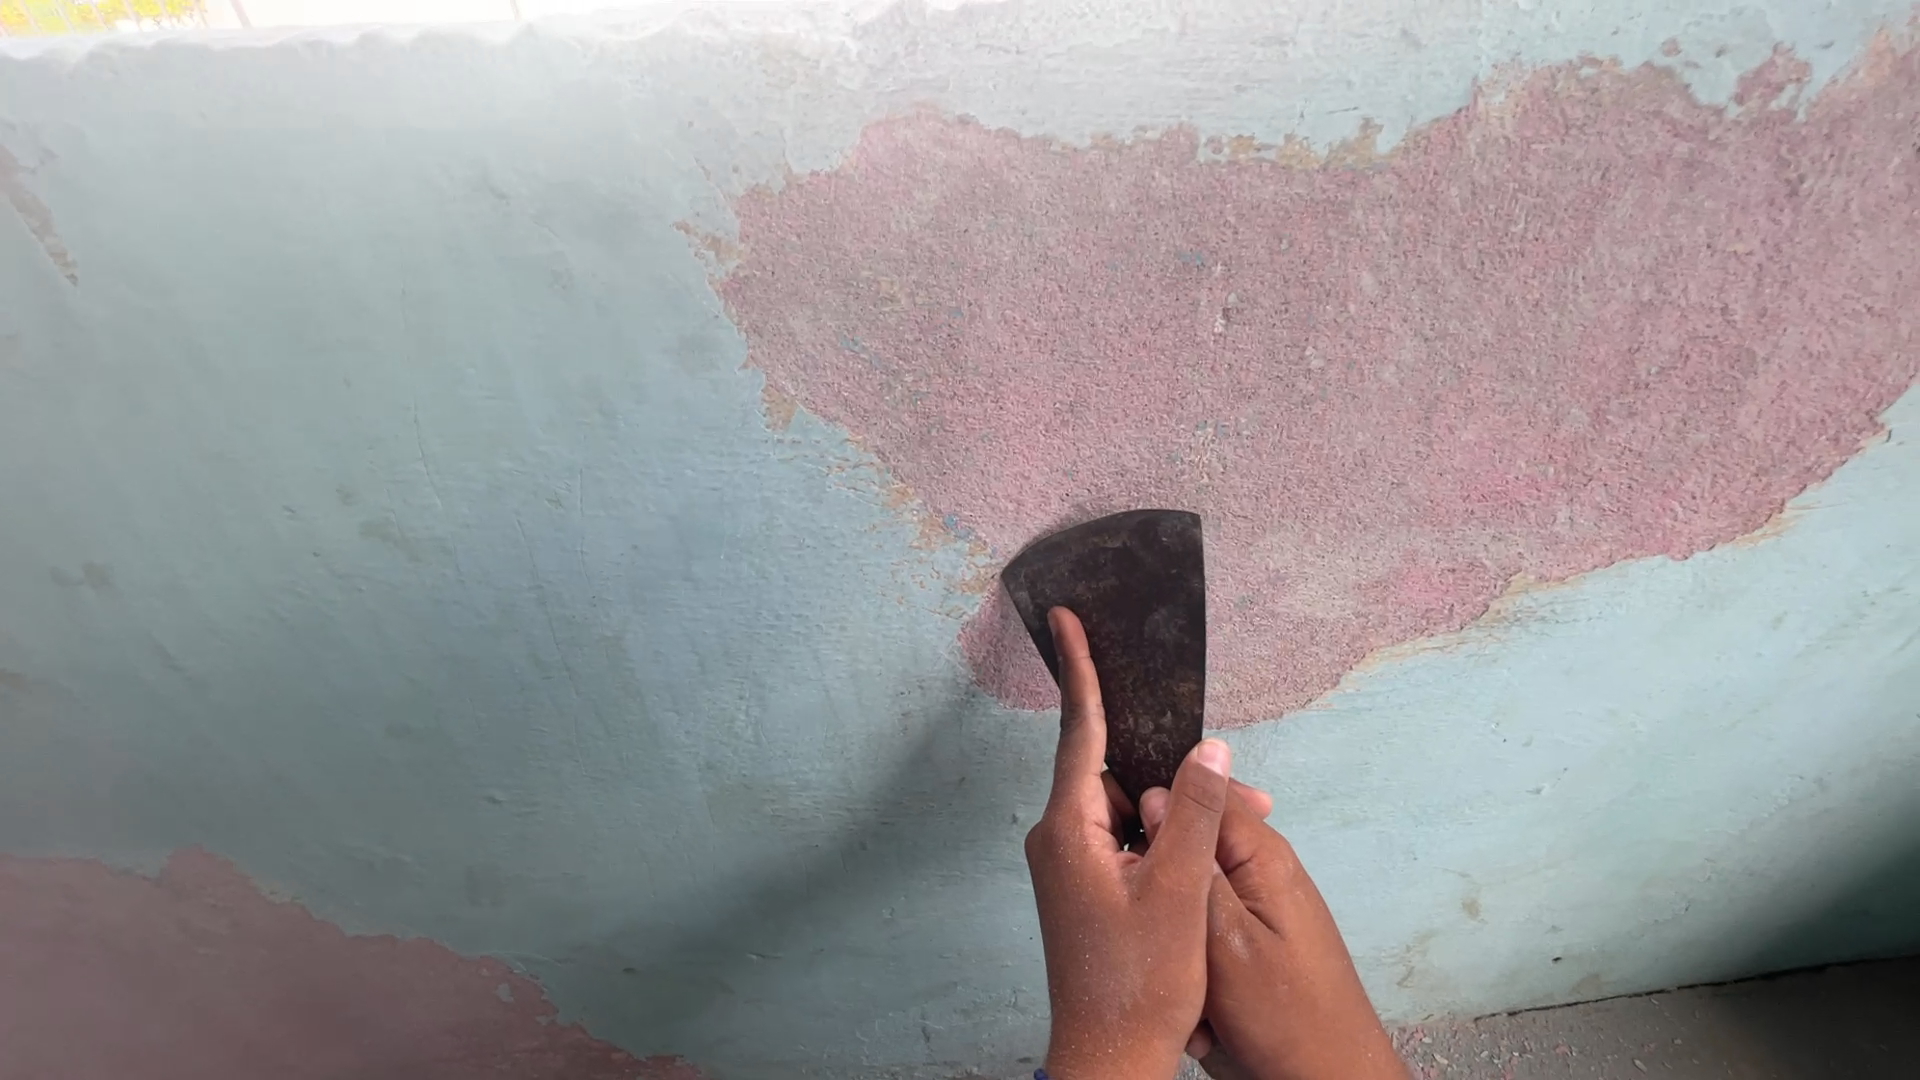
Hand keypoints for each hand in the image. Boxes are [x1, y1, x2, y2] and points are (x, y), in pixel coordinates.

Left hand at [1025, 607, 1233, 1079]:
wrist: (1109, 1058)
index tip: (1065, 619)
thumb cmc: (1139, 984)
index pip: (1078, 729)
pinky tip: (1199, 842)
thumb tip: (1211, 748)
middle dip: (1165, 762)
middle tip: (1227, 772)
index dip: (1079, 669)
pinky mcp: (1086, 881)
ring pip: (1126, 805)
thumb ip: (1194, 813)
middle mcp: (1060, 834)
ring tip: (1232, 813)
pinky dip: (1161, 833)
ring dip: (1173, 807)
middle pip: (1112, 769)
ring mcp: (1070, 859)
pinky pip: (1125, 834)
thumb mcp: (1178, 892)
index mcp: (1069, 826)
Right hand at [1139, 786, 1405, 1079]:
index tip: (1115, 819)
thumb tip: (1156, 796)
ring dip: (1170, 893)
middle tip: (1128, 878)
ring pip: (1191, 867)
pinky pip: (1203, 903)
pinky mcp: (1246, 924)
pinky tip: (1173, 955)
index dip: (1155, 793)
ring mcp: (1254, 894)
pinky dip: (1185, 924)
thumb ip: (1191, 865)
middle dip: (1158, 849)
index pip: (1201, 785)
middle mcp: (1259, 862)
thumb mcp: (1224, 940)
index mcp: (1259, 851)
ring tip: (1148, 923)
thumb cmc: (1281, 1016)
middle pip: (1193, 825)